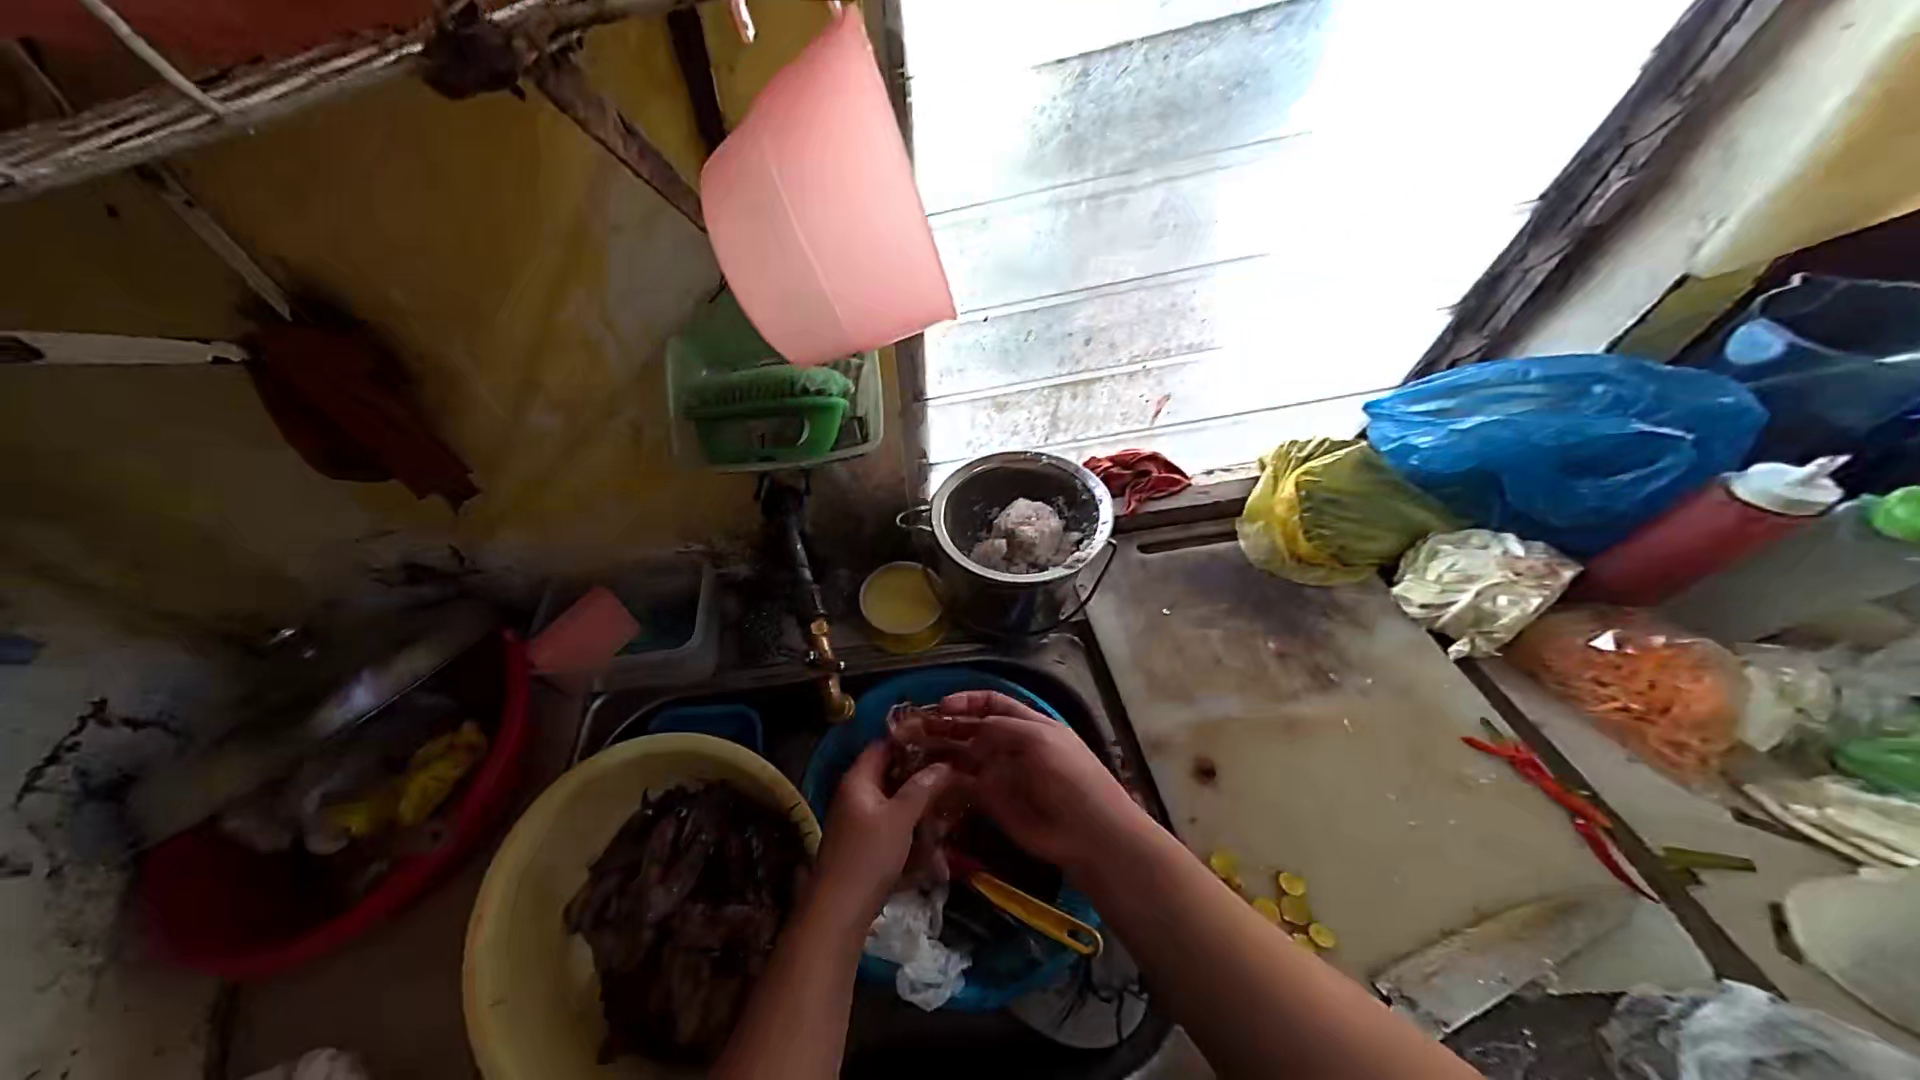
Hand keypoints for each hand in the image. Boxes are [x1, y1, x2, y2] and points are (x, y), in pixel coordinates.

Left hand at [809, 740, 959, 925]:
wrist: (838, 914)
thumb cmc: (868, 857)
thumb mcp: (900, 818)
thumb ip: (922, 788)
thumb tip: (945, 764)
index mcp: (858, 780)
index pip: (883, 745)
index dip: (910, 740)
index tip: (941, 741)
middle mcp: (856, 796)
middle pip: (893, 776)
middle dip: (922, 780)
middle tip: (953, 778)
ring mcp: (860, 822)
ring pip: (896, 805)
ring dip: (920, 811)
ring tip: (948, 816)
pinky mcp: (866, 847)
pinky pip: (894, 829)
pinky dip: (912, 834)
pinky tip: (933, 847)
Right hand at [929, 691, 1150, 873]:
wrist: (1088, 833)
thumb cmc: (1069, 777)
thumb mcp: (1039, 741)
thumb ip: (1002, 728)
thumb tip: (969, 728)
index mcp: (1026, 724)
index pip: (991, 704)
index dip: (966, 701)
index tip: (940, 705)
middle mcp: (1008, 746)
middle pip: (970, 729)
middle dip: (943, 726)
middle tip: (911, 729)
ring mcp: (998, 774)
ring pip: (961, 757)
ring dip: (937, 752)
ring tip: (909, 750)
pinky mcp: (989, 802)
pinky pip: (961, 786)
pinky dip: (942, 781)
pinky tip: (923, 778)